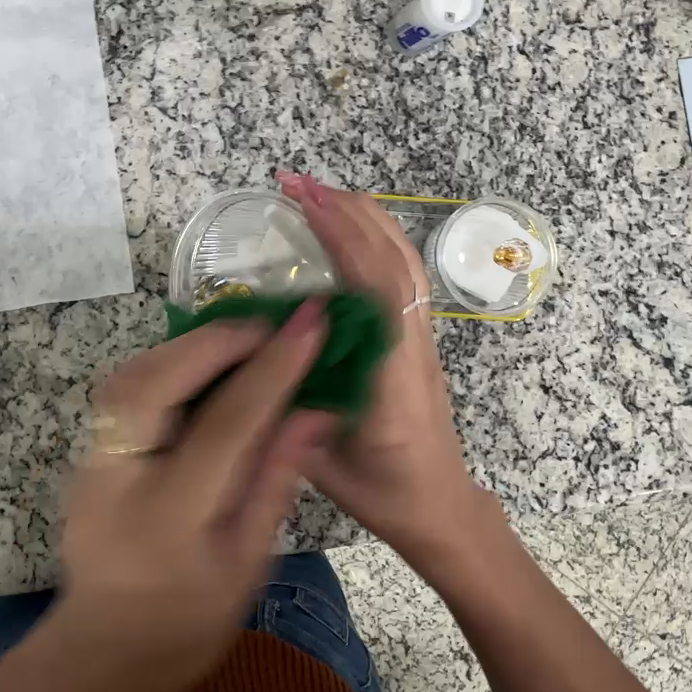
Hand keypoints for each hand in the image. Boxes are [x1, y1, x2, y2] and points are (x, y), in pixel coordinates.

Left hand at [45, 302, 338, 691]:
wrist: (102, 649)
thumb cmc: (187, 622)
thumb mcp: (246, 564)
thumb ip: (275, 480)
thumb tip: (316, 410)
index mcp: (167, 516)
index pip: (225, 424)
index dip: (272, 368)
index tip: (311, 323)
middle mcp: (116, 475)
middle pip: (156, 381)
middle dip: (215, 341)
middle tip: (268, 324)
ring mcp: (88, 458)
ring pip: (130, 374)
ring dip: (187, 346)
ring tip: (241, 338)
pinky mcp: (83, 449)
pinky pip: (124, 387)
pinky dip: (165, 362)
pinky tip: (201, 363)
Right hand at [278, 171, 487, 558]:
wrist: (443, 509)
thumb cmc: (385, 494)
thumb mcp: (321, 464)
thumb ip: (289, 409)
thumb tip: (248, 353)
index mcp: (393, 374)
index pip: (377, 289)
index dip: (343, 238)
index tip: (304, 202)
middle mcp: (414, 344)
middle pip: (395, 260)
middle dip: (346, 211)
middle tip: (294, 182)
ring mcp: (422, 337)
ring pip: (404, 261)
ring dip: (362, 217)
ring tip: (316, 191)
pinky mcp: (417, 337)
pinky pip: (400, 275)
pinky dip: (372, 239)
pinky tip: (342, 230)